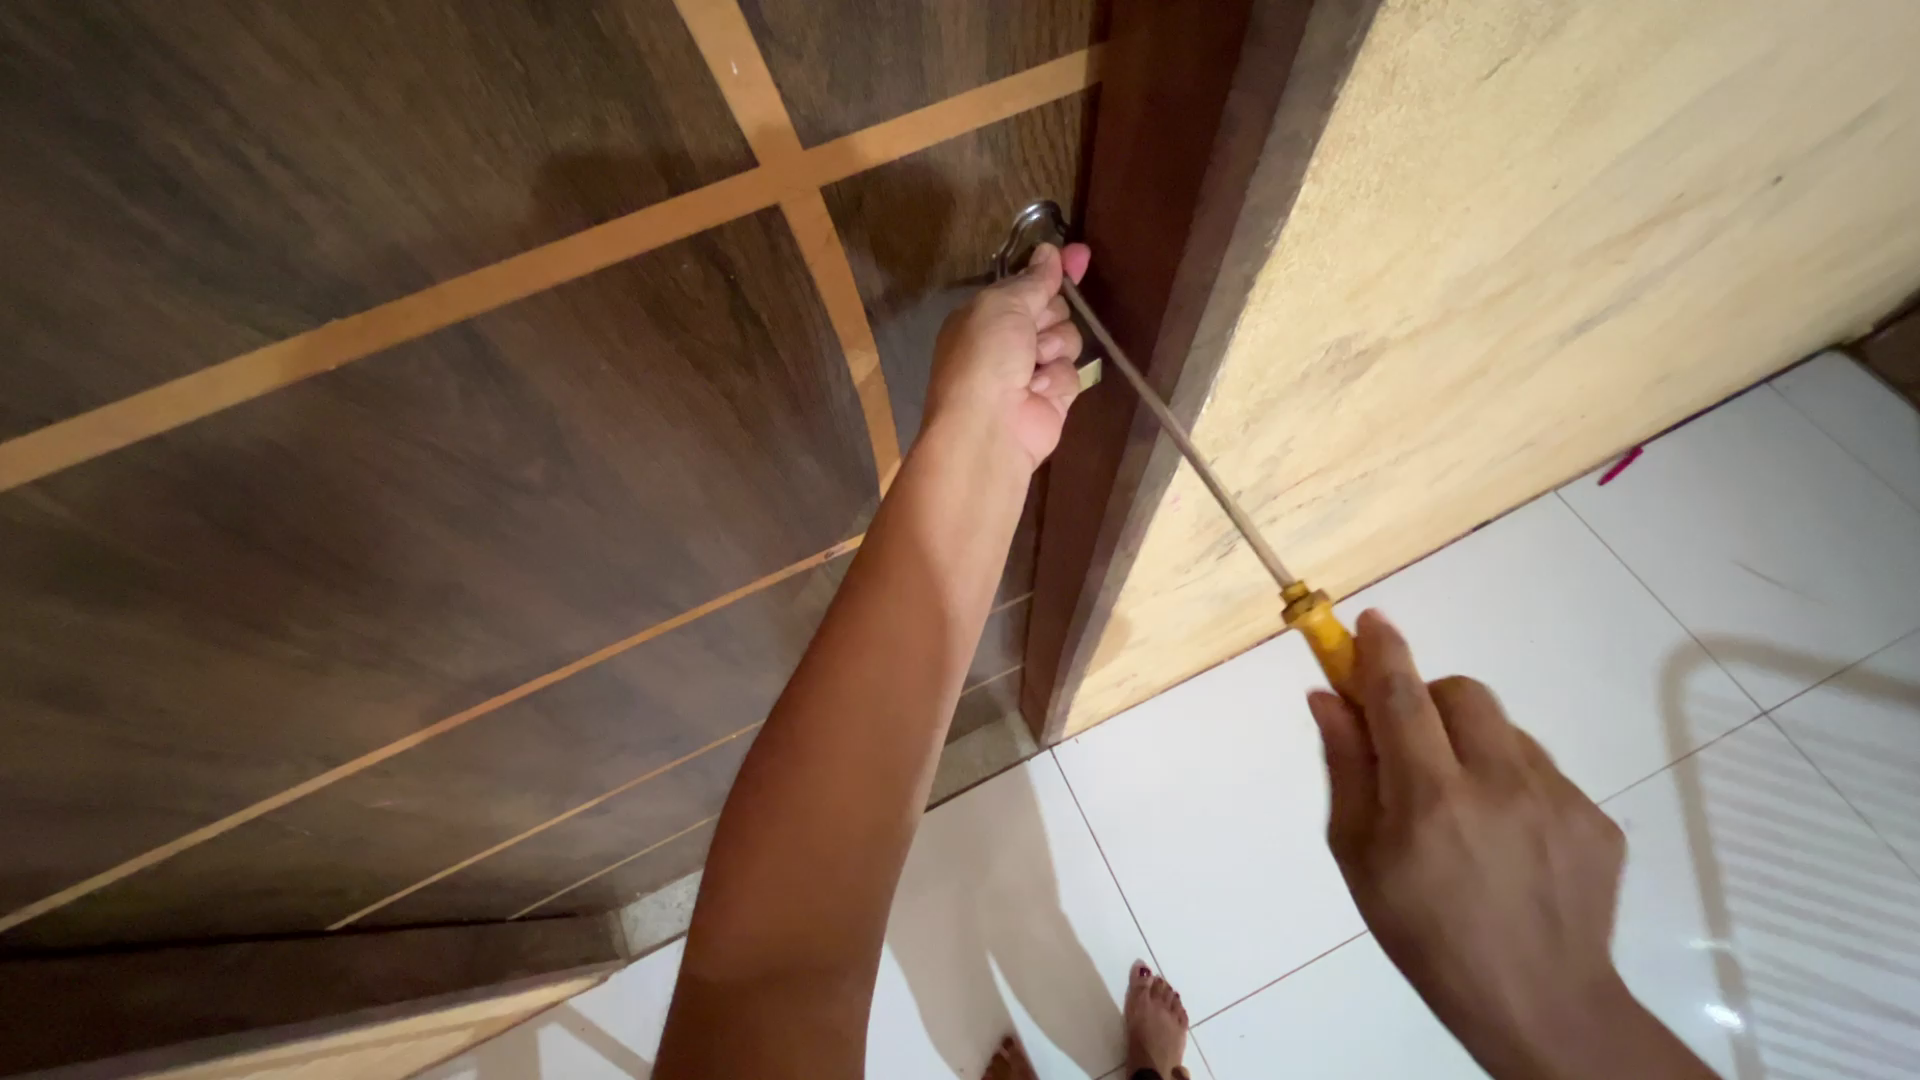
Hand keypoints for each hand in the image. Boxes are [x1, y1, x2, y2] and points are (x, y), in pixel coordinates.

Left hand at [925, 242, 1090, 469]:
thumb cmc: (985, 357)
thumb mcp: (1002, 304)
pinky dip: (1057, 378)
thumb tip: (1049, 251)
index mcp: (985, 315)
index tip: (1080, 255)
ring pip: (1067, 338)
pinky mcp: (1053, 396)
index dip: (1052, 272)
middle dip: (1050, 314)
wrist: (988, 426)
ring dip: (1054, 346)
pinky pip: (1071, 372)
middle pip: (1052, 308)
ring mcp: (1031, 369)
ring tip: (1033, 365)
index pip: (1026, 284)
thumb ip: (1031, 280)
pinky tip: (1037, 391)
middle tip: (1032, 331)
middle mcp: (1007, 341)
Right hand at [1306, 612, 1709, 1079]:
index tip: (1370, 619)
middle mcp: (1499, 784)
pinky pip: (1539, 766)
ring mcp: (1559, 800)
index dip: (1381, 651)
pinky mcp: (1597, 819)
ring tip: (1462, 804)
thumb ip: (1345, 766)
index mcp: (1430, 797)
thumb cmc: (1419, 929)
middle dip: (1427, 697)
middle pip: (1461, 692)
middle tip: (1410, 741)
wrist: (1538, 1002)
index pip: (1399, 697)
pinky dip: (1508, 777)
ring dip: (1469, 740)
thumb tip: (1327, 698)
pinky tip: (1504, 833)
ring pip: (1503, 728)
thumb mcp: (1357, 852)